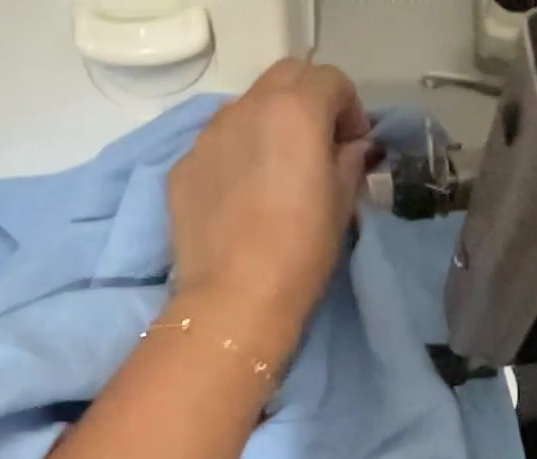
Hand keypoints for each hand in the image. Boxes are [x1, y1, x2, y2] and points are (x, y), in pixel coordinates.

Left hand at [167, 59, 372, 356]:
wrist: (234, 300)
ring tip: (277, 176)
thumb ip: (349, 164)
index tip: (354, 146)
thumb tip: (352, 148)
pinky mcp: (182, 168)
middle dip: (308, 102)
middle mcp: (246, 108)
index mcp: (295, 110)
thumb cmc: (301, 254)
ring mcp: (207, 136)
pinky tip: (242, 202)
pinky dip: (236, 159)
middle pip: (285, 79)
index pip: (331, 81)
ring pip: (245, 111)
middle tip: (319, 148)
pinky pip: (216, 148)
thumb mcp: (341, 208)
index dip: (350, 109)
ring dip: (268, 128)